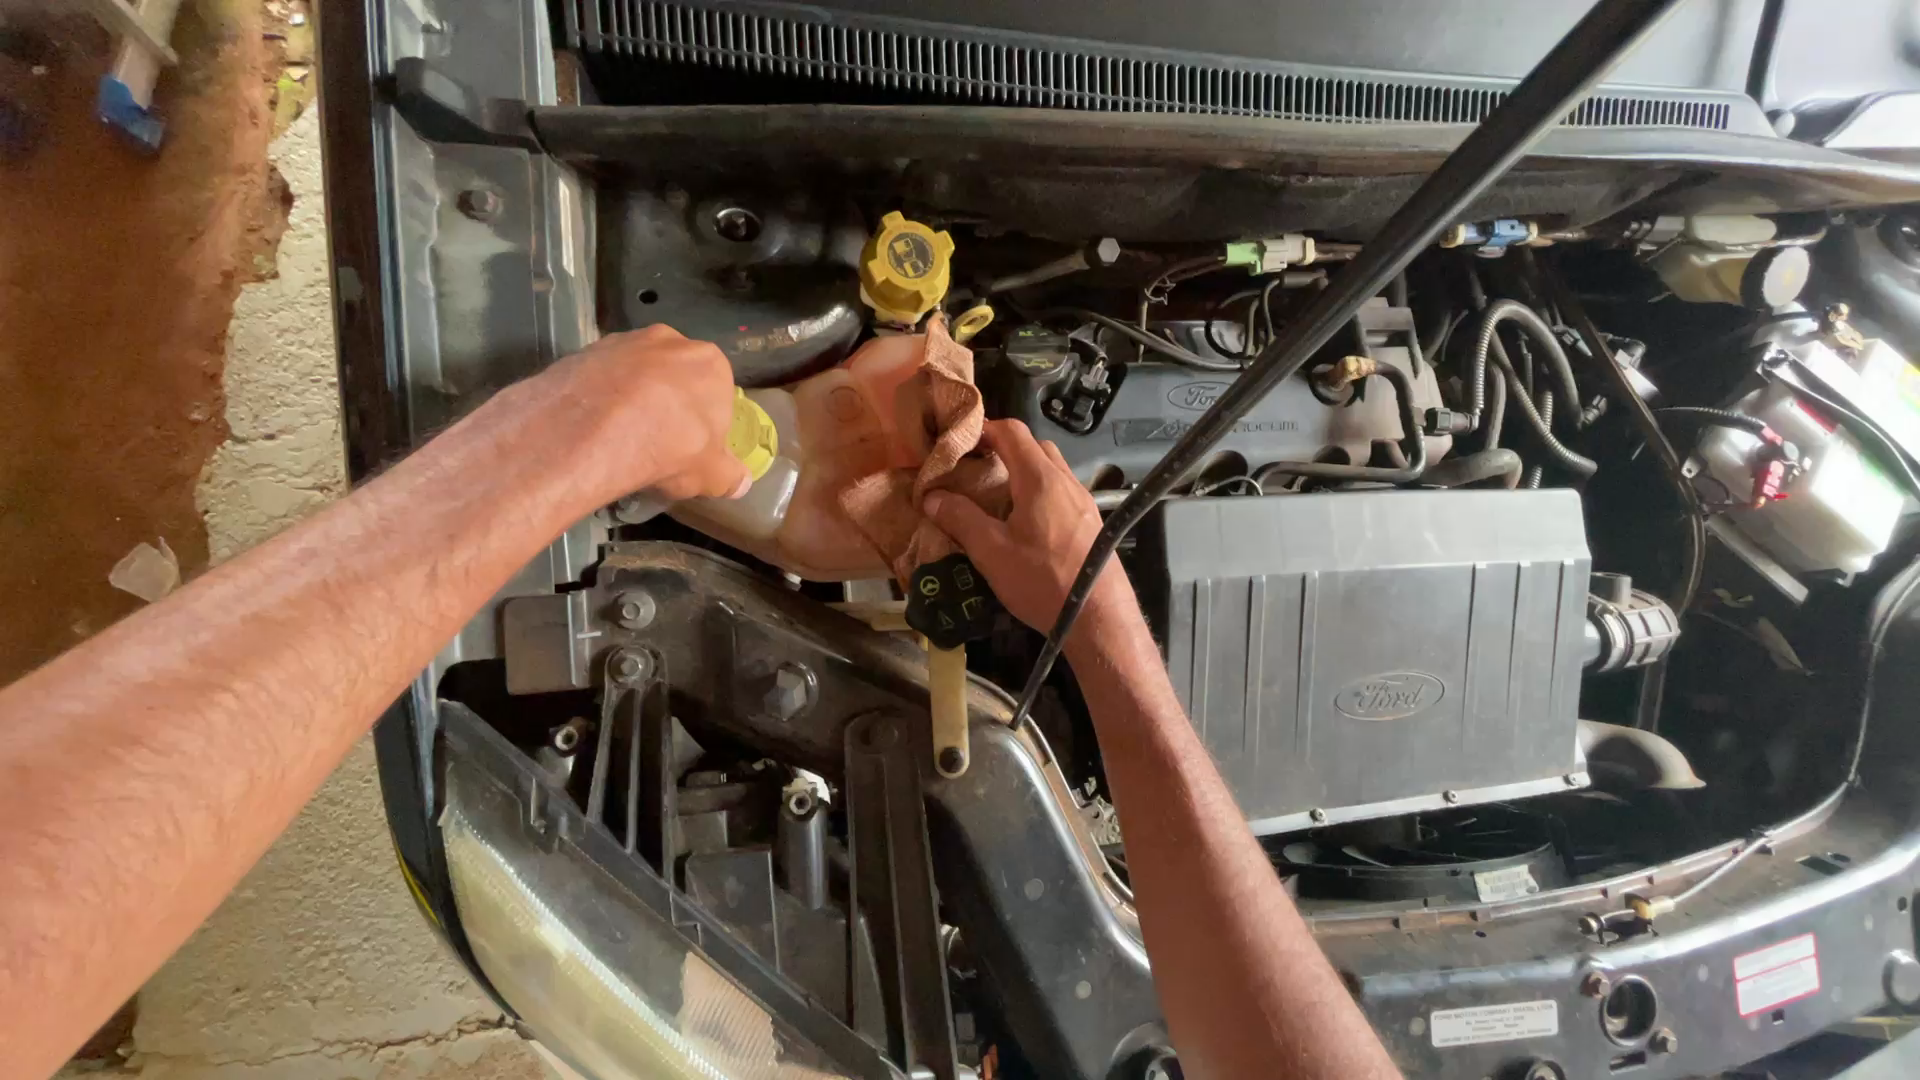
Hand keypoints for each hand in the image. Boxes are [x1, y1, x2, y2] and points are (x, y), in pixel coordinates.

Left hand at [548, 326, 751, 502]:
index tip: (693, 444)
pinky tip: (596, 426)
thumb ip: (731, 477)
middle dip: (670, 402)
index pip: (717, 391)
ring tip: (622, 436)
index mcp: (711, 362)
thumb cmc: (671, 447)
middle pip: (676, 376)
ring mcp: (623, 341)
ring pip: (637, 373)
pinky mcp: (583, 350)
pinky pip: (602, 377)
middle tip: (658, 440)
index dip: (706, 420)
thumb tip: (741, 483)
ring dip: (635, 397)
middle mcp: (671, 340)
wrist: (592, 433)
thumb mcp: (713, 476)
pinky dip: (602, 396)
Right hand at [922, 419, 1132, 634]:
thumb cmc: (1042, 581)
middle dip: (1004, 449)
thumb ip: (961, 519)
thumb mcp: (992, 553)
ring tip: (997, 498)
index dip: (984, 429)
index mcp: (1040, 479)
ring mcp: (1083, 501)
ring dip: (1023, 473)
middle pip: (1035, 446)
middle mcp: (1066, 481)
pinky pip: (1061, 492)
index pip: (1012, 432)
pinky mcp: (1091, 522)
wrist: (1098, 617)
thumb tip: (931, 497)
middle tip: (976, 470)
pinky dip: (1039, 493)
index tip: (959, 443)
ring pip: (1051, 470)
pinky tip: (1025, 523)